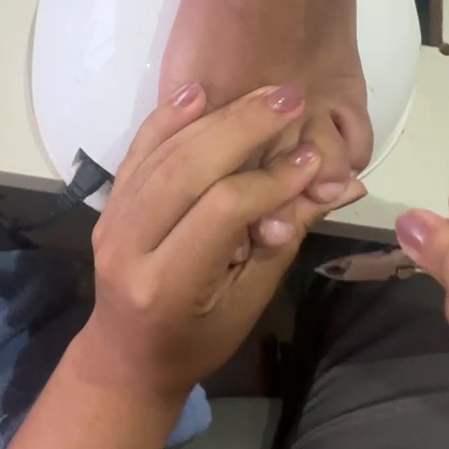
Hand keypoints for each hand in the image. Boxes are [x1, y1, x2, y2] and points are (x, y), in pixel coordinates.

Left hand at [71, 83, 362, 401]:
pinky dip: (167, 118)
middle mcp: (129, 246)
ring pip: (164, 153)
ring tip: (263, 93)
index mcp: (167, 285)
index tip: (312, 158)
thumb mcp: (249, 303)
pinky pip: (138, 151)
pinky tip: (199, 93)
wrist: (126, 356)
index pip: (223, 211)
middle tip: (290, 99)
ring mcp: (111, 221)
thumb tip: (339, 185)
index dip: (272, 180)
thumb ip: (285, 240)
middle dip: (244, 127)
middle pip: (187, 168)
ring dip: (215, 116)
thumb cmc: (198, 340)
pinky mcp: (108, 203)